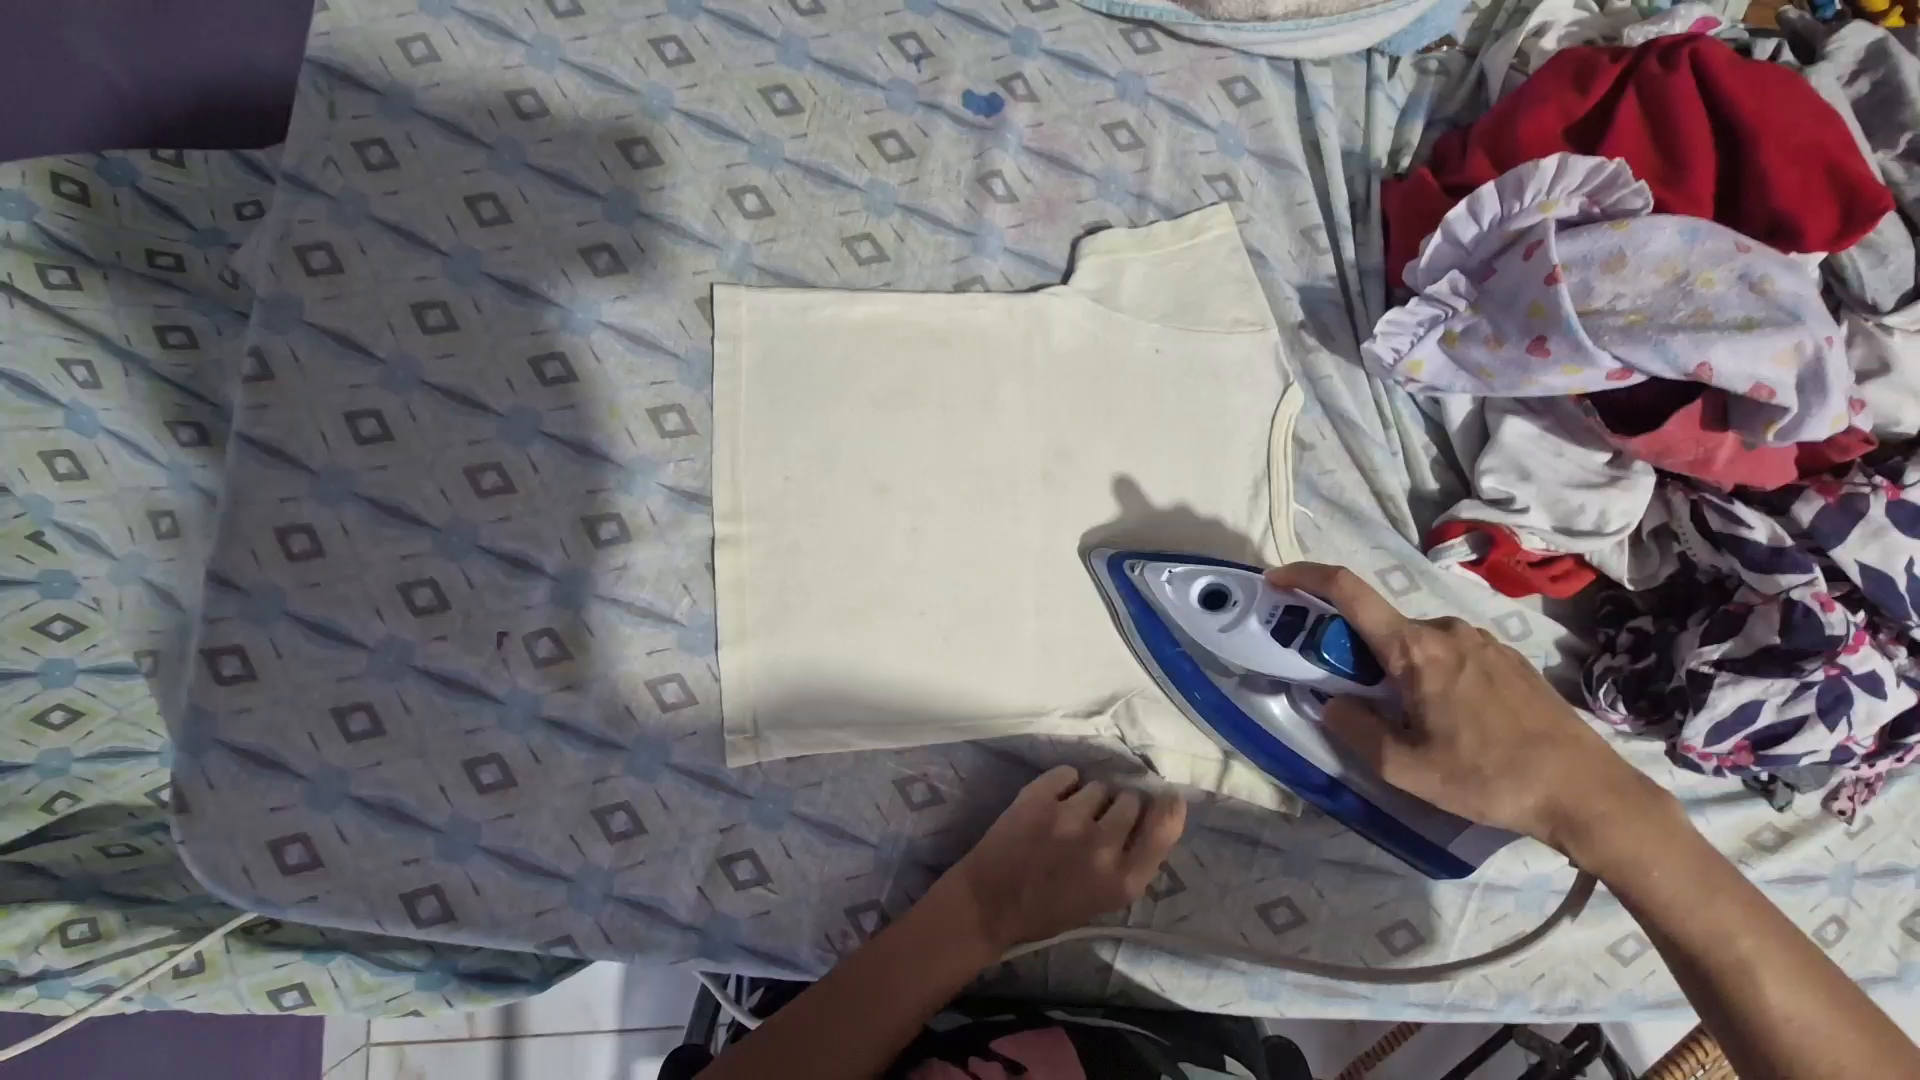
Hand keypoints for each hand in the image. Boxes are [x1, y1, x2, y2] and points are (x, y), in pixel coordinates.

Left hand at [930, 766, 1185, 952]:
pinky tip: (1052, 802)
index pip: (1165, 829)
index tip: (1166, 797)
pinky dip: (1062, 784)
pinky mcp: (1038, 797)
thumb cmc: (1050, 909)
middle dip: (1119, 807)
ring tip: (1069, 817)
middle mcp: (1102, 846)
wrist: (990, 902)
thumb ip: (1131, 862)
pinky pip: (1068, 773)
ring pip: (1099, 785)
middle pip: (1131, 800)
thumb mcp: (1105, 899)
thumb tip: (1154, 815)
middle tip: (1098, 822)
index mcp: (1122, 881)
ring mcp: (1069, 818)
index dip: (1168, 808)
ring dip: (1089, 797)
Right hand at [1265, 562, 1659, 852]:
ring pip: (1414, 643)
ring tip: (1407, 721)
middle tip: (1352, 698)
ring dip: (1393, 668)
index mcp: (1417, 649)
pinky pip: (1447, 654)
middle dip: (1353, 651)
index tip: (1278, 580)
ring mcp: (1483, 642)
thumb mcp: (1404, 768)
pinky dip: (1426, 673)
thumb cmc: (1489, 777)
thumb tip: (1334, 704)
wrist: (1588, 793)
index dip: (1307, 577)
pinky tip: (1449, 720)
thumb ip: (1354, 729)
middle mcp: (1448, 631)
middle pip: (1380, 626)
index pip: (1350, 592)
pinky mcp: (1507, 660)